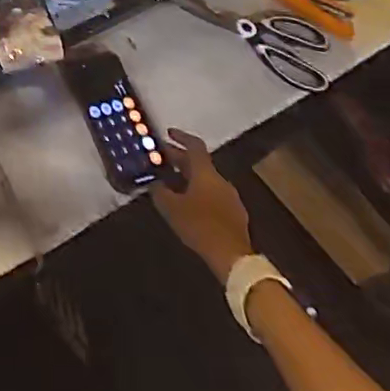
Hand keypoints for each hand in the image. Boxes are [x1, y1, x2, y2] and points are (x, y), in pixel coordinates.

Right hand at [152, 128, 252, 282]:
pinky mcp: (235, 214)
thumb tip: (154, 183)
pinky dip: (199, 192)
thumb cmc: (199, 226)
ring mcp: (230, 197)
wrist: (232, 257)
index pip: (194, 146)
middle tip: (161, 158)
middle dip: (179, 159)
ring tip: (171, 182)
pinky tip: (188, 203)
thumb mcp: (171, 208)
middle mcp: (220, 180)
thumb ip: (160, 191)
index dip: (181, 137)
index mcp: (205, 173)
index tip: (168, 133)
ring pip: (206, 179)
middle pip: (199, 163)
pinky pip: (213, 194)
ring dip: (188, 177)